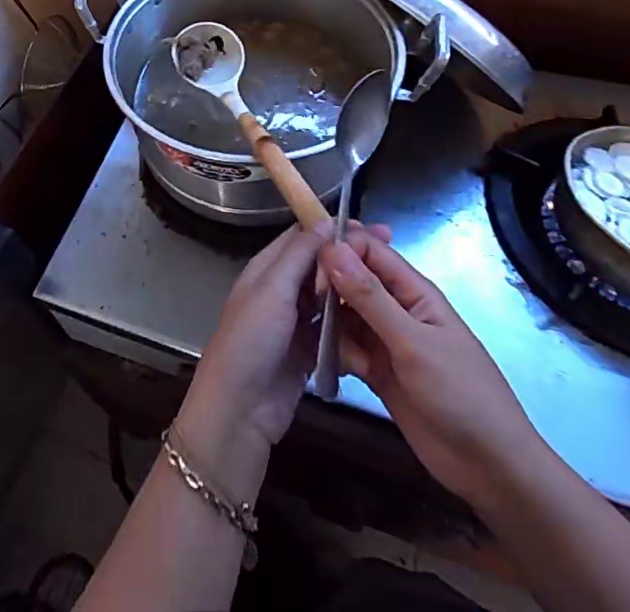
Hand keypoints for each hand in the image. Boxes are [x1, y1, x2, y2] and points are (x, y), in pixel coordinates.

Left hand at [175, 220, 389, 495]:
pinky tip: (376, 317)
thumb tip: (325, 221)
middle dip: (349, 257)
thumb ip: (298, 256)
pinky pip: (333, 327)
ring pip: (328, 296)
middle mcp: (279, 291)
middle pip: (317, 265)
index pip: (301, 237)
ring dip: (352, 288)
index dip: (333, 229)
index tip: (372, 228)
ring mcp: (294, 322)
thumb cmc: (250, 341)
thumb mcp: (272, 291)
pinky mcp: (307, 350)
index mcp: (265, 270)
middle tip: (390, 252)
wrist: (239, 408)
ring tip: (389, 281)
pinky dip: (350, 321)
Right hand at [318, 229, 551, 506]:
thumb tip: (333, 249)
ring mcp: (385, 341)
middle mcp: (397, 309)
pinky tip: (325, 364)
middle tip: (307, 308)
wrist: (489, 467)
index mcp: (414, 292)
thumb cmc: (462, 395)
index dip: (339, 253)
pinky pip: (345, 347)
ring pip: (343, 315)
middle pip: (351, 280)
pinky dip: (333, 351)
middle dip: (327, 288)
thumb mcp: (412, 343)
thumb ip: (370, 297)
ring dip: (327, 323)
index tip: (314, 274)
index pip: (369, 250)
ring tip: (315, 340)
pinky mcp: (376, 370)